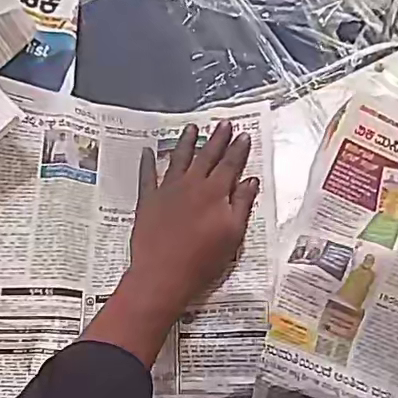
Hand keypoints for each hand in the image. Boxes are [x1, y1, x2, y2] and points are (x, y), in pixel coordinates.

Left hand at [81, 121, 260, 366]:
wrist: (162, 274)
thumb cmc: (203, 259)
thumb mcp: (233, 235)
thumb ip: (242, 204)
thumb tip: (250, 180)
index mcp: (215, 192)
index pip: (230, 164)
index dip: (238, 150)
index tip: (244, 135)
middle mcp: (191, 184)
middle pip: (206, 156)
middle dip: (216, 139)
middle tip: (223, 123)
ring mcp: (167, 190)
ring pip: (178, 159)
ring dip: (186, 143)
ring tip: (192, 128)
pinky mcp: (147, 201)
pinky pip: (146, 176)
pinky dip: (147, 163)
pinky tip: (146, 151)